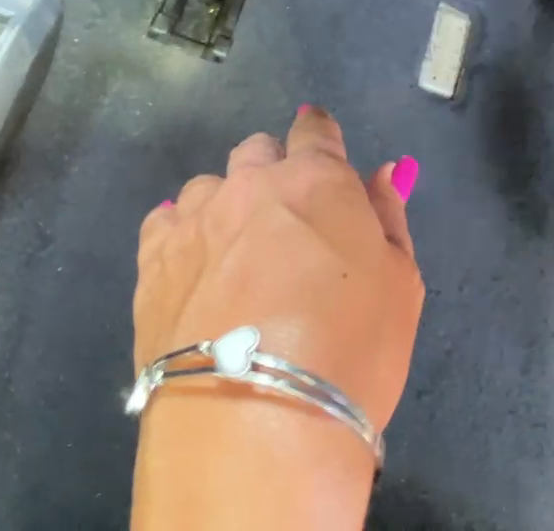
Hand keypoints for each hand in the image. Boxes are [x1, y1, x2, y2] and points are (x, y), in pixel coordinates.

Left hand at [133, 106, 423, 428]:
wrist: (255, 422)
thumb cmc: (351, 351)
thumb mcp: (400, 285)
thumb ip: (390, 217)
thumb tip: (384, 173)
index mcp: (316, 181)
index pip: (314, 130)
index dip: (319, 133)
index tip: (321, 146)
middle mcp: (250, 184)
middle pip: (257, 150)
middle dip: (273, 169)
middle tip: (287, 218)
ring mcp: (195, 219)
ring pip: (208, 186)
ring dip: (226, 205)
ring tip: (235, 256)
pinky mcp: (152, 260)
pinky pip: (164, 221)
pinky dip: (181, 233)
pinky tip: (192, 267)